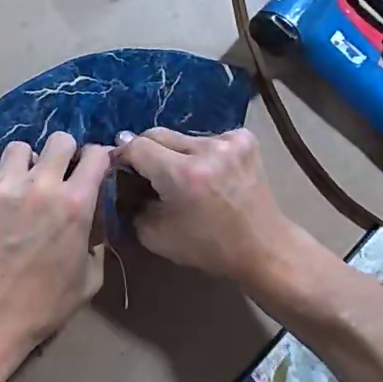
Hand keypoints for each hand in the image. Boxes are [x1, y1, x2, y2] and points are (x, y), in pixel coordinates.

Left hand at [0, 132, 111, 356]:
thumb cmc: (40, 307)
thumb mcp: (88, 281)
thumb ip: (95, 244)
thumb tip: (92, 226)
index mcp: (74, 204)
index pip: (95, 155)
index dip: (97, 158)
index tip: (92, 168)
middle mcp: (39, 186)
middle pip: (59, 140)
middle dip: (63, 154)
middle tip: (57, 174)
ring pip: (17, 150)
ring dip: (24, 165)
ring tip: (19, 188)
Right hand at [112, 127, 305, 287]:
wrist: (264, 246)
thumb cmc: (209, 247)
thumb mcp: (155, 235)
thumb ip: (132, 202)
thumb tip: (122, 176)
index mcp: (183, 174)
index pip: (137, 146)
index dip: (122, 156)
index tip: (118, 168)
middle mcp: (208, 149)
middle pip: (158, 134)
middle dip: (145, 151)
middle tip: (142, 170)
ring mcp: (230, 140)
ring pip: (183, 136)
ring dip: (175, 152)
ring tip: (180, 176)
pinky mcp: (246, 138)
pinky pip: (208, 138)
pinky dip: (201, 152)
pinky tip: (208, 172)